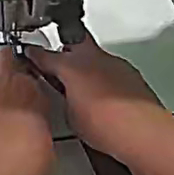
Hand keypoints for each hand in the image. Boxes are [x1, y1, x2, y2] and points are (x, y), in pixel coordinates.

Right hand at [25, 39, 173, 163]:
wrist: (142, 132)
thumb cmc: (108, 126)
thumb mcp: (70, 117)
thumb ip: (63, 99)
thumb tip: (66, 99)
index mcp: (72, 66)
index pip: (45, 54)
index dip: (35, 54)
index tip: (31, 54)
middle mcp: (94, 58)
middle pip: (74, 42)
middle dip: (64, 50)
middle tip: (57, 63)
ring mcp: (115, 64)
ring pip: (95, 56)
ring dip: (87, 66)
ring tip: (83, 89)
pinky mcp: (130, 74)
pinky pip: (111, 69)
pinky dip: (104, 77)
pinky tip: (103, 96)